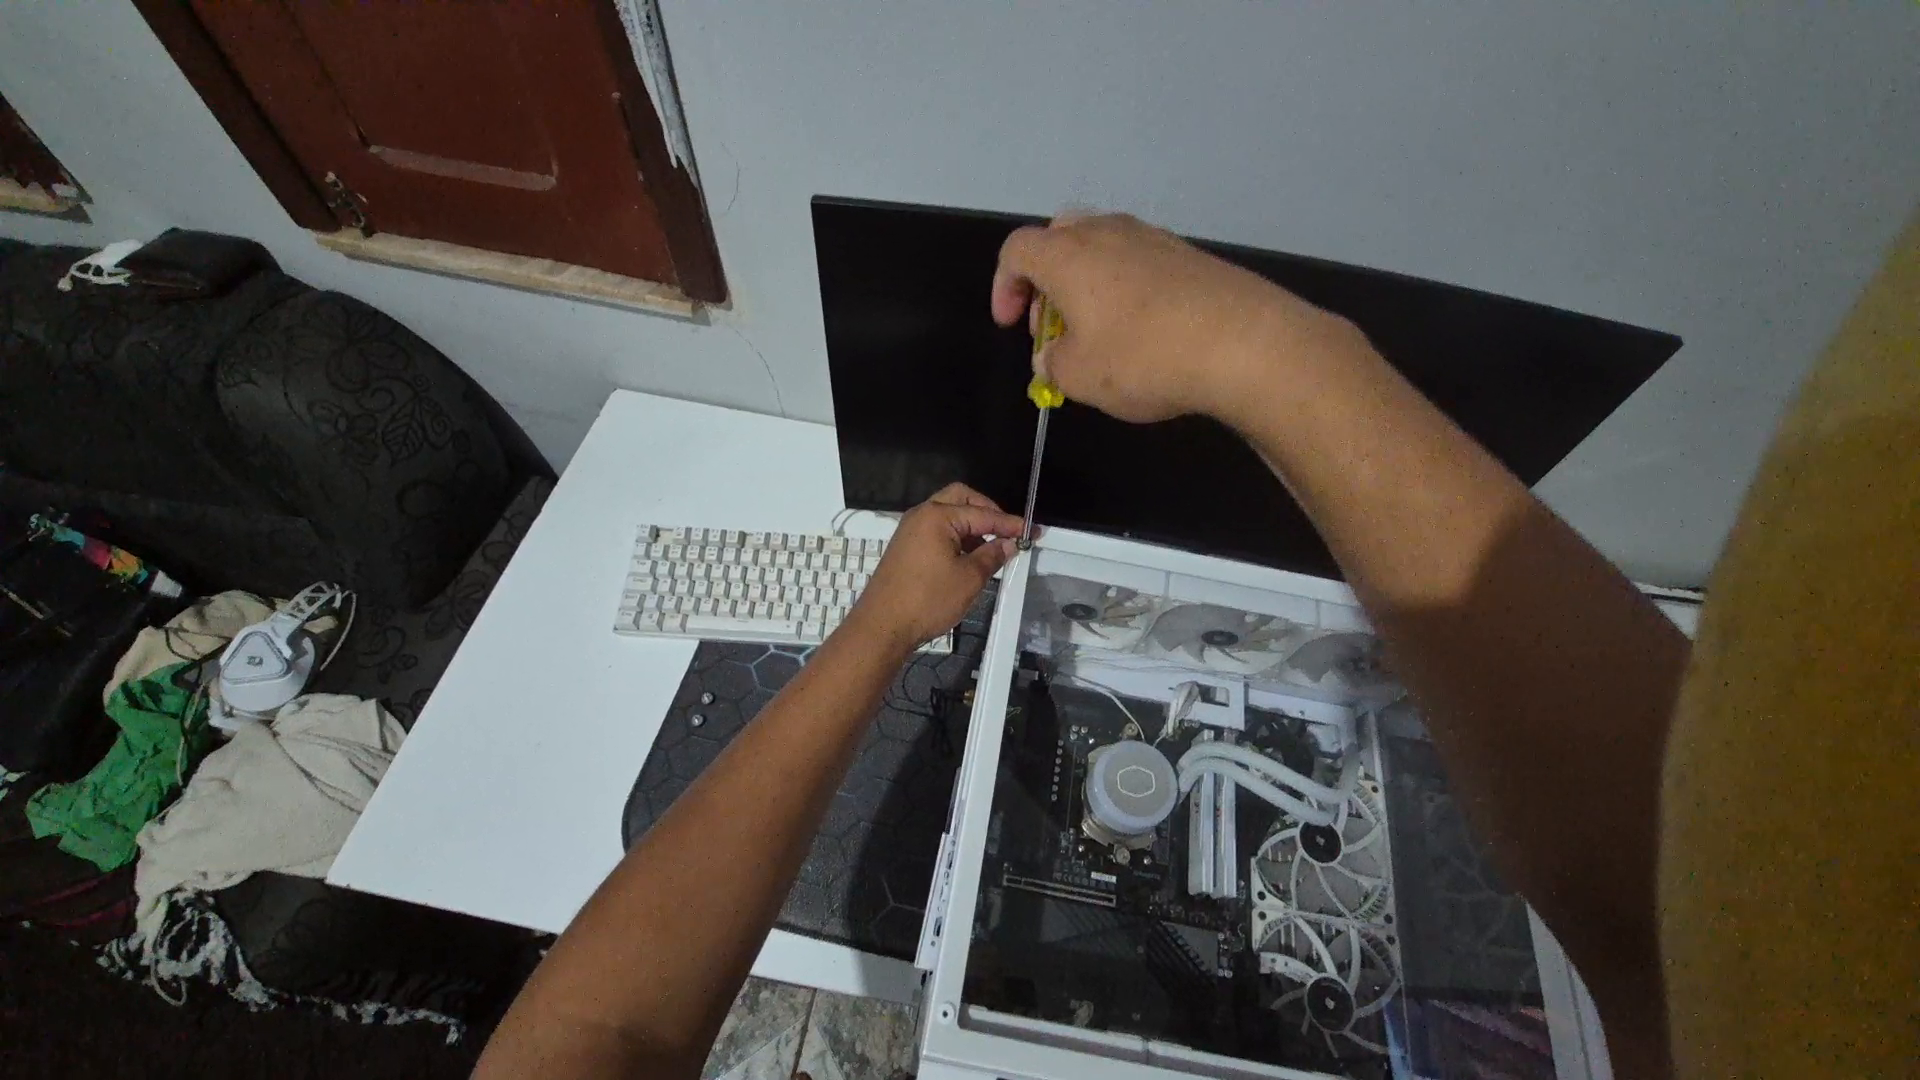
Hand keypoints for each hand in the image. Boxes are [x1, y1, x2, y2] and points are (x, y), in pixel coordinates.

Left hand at [844, 483, 1021, 648]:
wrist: (883, 626)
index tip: (1033, 531)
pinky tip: (971, 556)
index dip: (1011, 524)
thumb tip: (1008, 544)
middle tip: (1008, 531)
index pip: (983, 514)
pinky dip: (957, 536)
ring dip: (972, 525)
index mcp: (937, 516)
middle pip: (962, 499)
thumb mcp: (969, 579)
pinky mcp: (906, 547)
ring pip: (948, 514)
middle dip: (988, 512)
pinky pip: (937, 530)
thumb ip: (992, 556)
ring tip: (993, 547)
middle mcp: (921, 515)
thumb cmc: (927, 600)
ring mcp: (911, 530)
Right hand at [989, 213, 1372, 425]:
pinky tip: (1140, 331)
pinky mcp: (1189, 256)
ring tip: (1095, 333)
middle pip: (1058, 237)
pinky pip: (1138, 263)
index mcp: (1068, 255)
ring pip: (1101, 248)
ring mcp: (1153, 239)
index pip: (1017, 250)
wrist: (1242, 343)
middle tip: (1051, 325)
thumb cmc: (1142, 358)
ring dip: (1085, 285)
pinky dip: (1123, 289)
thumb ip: (1052, 363)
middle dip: (1044, 280)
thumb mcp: (1078, 376)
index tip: (1011, 326)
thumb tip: (1053, 355)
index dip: (1004, 286)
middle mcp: (1108, 232)